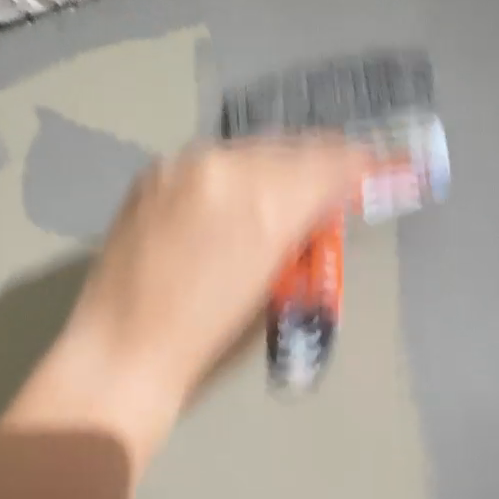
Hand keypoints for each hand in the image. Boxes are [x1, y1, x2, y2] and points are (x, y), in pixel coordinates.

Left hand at [14, 135, 376, 462]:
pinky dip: (232, 176)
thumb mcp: (274, 287)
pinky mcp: (153, 172)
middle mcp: (225, 167)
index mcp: (265, 202)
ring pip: (250, 151)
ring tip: (281, 197)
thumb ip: (301, 235)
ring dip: (273, 169)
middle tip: (333, 186)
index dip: (360, 166)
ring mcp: (183, 164)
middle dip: (317, 166)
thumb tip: (321, 207)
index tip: (377, 170)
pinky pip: (212, 162)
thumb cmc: (205, 342)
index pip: (330, 164)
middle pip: (293, 149)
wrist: (122, 349)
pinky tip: (234, 201)